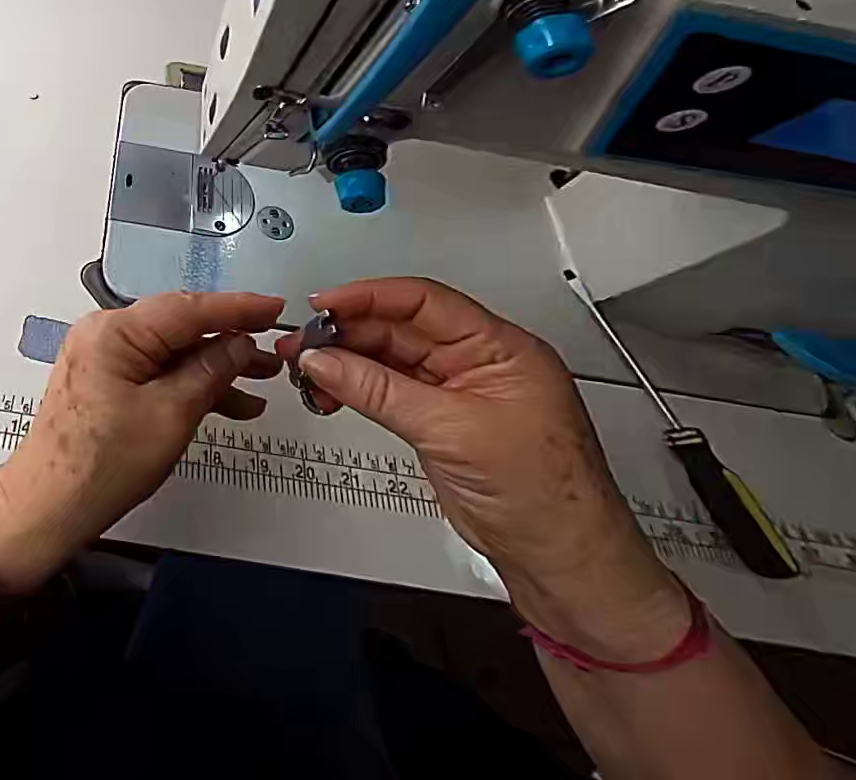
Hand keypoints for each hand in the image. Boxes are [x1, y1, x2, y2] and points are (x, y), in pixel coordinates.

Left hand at [0, 292, 284, 595]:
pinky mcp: (102, 379)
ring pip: (168, 350)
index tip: (273, 308)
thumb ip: (209, 372)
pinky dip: (187, 383)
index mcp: (113, 332)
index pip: (186, 307)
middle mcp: (101, 335)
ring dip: (213, 366)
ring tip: (258, 382)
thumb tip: (238, 345)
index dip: (236, 308)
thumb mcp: (171, 415)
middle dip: (228, 341)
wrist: (52, 501)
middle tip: (273, 353)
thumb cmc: (99, 463)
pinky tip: (222, 401)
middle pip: (177, 327)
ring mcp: (99, 356)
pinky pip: (153, 369)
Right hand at [274, 278, 689, 660]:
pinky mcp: (430, 414)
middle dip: (342, 333)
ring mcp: (450, 388)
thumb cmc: (545, 495)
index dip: (367, 297)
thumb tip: (320, 359)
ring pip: (380, 355)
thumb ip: (377, 389)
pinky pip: (377, 385)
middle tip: (299, 345)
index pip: (422, 301)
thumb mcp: (451, 429)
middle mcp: (473, 361)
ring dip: (339, 360)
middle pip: (394, 327)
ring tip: (304, 371)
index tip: (322, 306)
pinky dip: (347, 385)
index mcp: (499, 349)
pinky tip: (327, 392)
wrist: (556, 558)